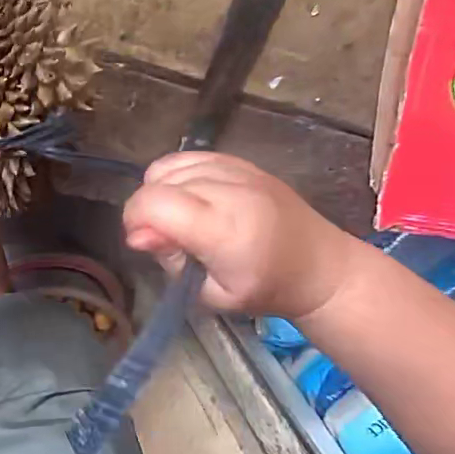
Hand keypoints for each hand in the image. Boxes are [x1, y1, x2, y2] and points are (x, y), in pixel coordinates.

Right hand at [123, 152, 357, 317]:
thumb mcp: (213, 295)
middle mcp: (229, 190)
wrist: (320, 267)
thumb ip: (171, 262)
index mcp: (224, 229)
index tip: (144, 243)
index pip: (154, 204)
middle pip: (157, 183)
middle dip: (145, 211)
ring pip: (168, 167)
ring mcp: (236, 169)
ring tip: (179, 218)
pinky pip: (187, 157)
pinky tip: (189, 197)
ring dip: (160, 192)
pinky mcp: (240, 161)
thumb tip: (137, 236)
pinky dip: (176, 176)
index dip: (134, 221)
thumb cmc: (266, 289)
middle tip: (164, 238)